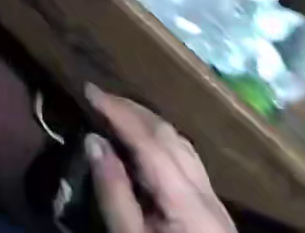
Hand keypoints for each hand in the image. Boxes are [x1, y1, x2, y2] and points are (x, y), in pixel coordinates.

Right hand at [84, 85, 234, 232]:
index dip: (117, 110)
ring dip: (149, 123)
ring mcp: (216, 205)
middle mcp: (207, 195)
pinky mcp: (215, 216)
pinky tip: (144, 147)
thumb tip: (94, 139)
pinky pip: (188, 162)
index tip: (88, 89)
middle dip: (133, 110)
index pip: (148, 140)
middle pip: (170, 136)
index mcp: (186, 201)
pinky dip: (161, 142)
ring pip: (183, 146)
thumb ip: (113, 191)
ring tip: (117, 114)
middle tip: (99, 98)